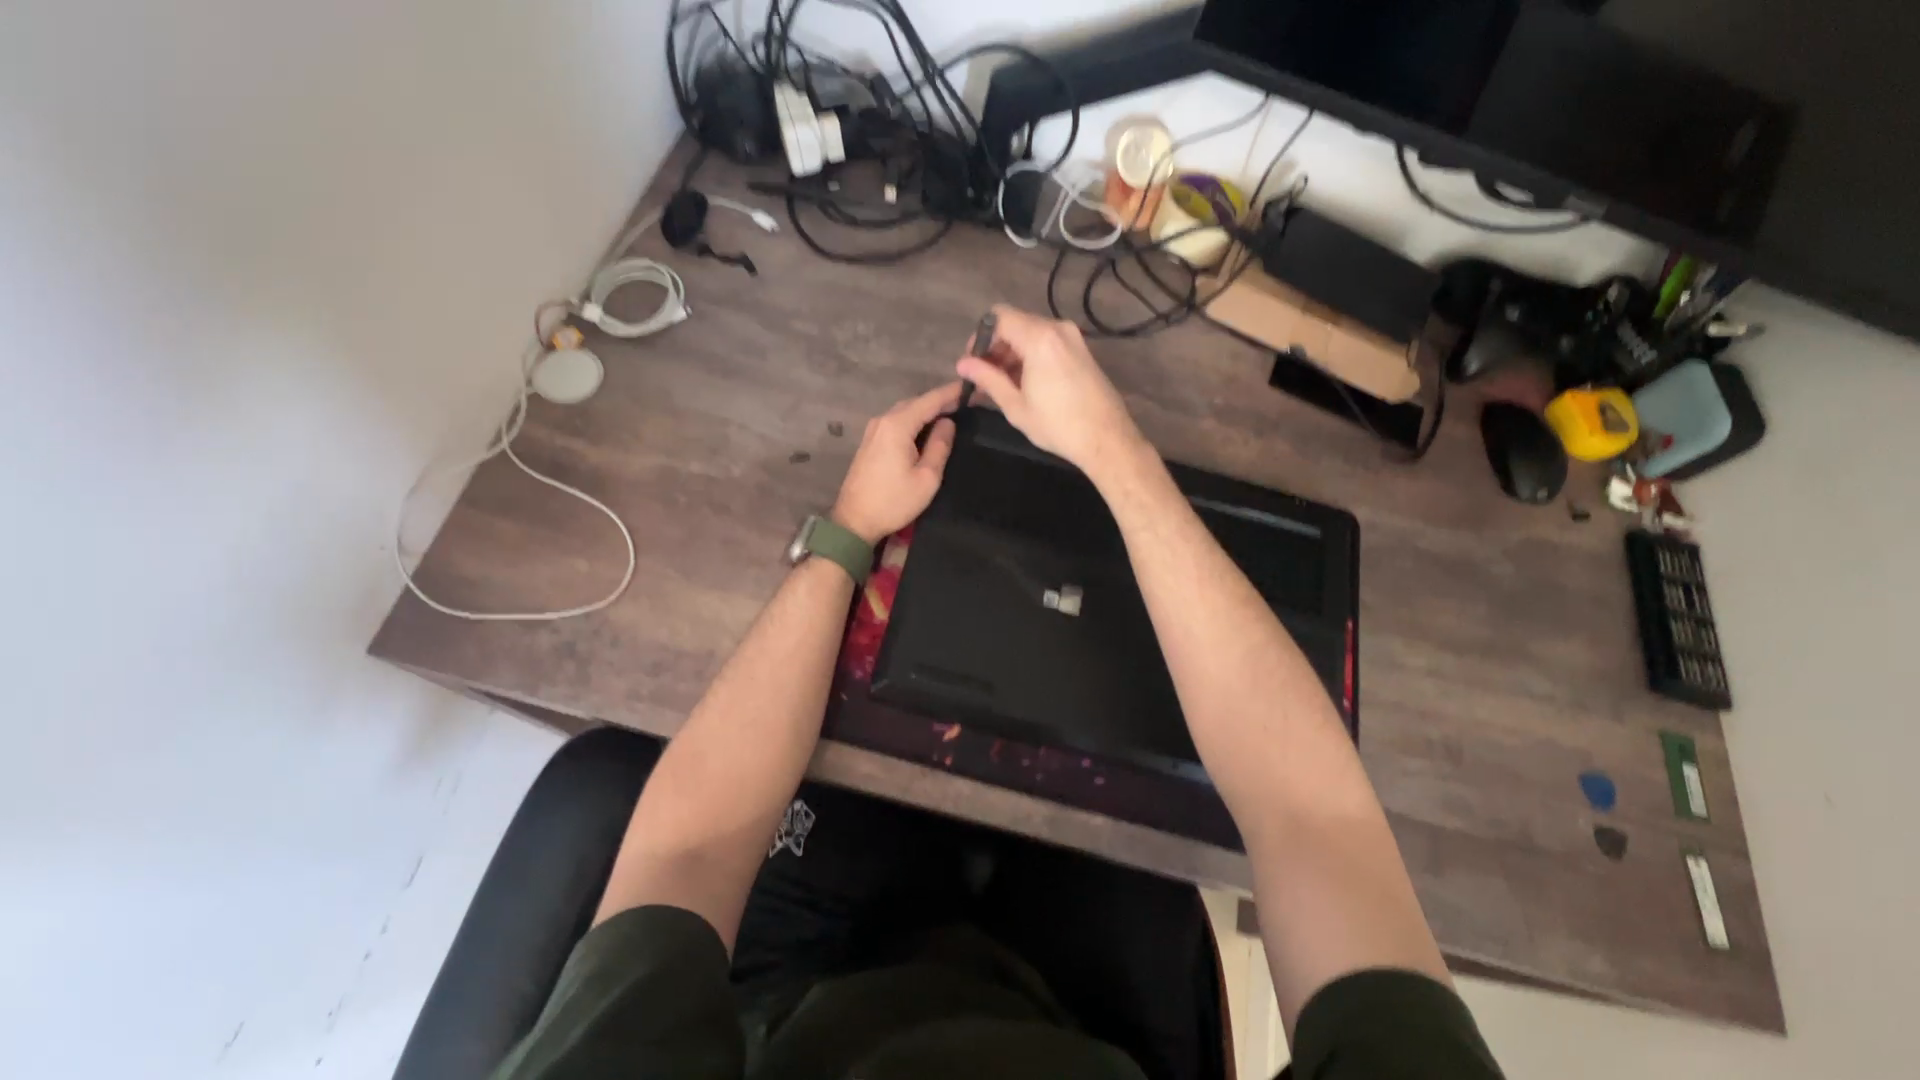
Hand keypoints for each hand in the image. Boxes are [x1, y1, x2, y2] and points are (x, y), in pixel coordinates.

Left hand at [829, 381, 962, 543]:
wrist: (855, 521)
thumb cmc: (894, 501)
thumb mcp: (927, 477)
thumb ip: (940, 446)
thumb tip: (948, 423)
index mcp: (897, 425)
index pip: (929, 400)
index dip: (952, 393)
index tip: (972, 388)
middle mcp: (883, 421)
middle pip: (916, 403)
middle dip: (939, 401)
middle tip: (966, 403)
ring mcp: (873, 430)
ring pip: (905, 412)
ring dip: (926, 411)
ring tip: (951, 415)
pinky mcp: (870, 442)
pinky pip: (896, 423)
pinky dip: (913, 421)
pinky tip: (927, 430)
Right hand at [955, 305, 1147, 481]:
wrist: (1106, 439)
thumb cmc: (1057, 425)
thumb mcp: (1015, 405)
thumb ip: (987, 378)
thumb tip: (962, 364)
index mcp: (1039, 338)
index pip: (999, 317)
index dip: (980, 337)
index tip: (973, 363)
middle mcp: (1057, 329)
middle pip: (1015, 323)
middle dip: (996, 347)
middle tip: (985, 377)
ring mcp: (1073, 338)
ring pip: (1031, 333)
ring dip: (1013, 352)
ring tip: (1003, 384)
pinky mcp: (1081, 350)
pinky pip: (1047, 342)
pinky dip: (1031, 355)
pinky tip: (1026, 383)